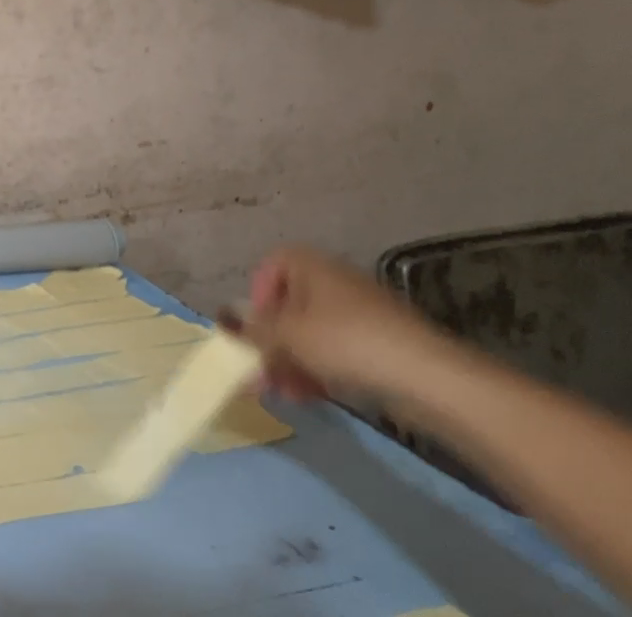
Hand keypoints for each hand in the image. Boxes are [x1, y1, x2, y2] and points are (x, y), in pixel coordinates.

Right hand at [231, 246, 459, 404]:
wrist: (432, 380)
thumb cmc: (347, 343)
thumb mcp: (285, 335)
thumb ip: (251, 328)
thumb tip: (229, 318)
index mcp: (314, 268)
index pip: (273, 265)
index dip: (258, 292)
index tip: (255, 323)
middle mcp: (337, 285)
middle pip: (290, 306)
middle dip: (270, 341)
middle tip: (258, 370)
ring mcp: (363, 317)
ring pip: (311, 334)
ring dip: (289, 361)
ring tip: (282, 393)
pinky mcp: (383, 347)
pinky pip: (337, 352)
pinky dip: (318, 371)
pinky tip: (310, 397)